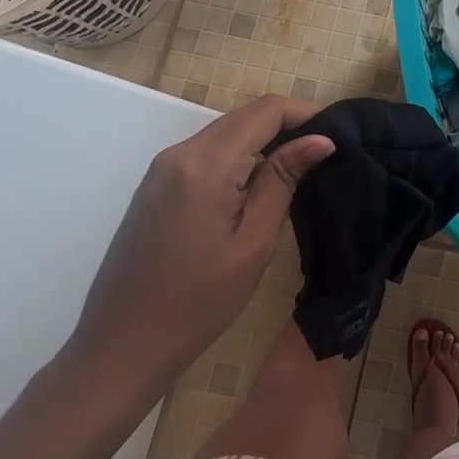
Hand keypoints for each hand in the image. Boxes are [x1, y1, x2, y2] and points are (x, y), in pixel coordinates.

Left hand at [66, 95, 333, 379]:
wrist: (121, 347)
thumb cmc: (197, 303)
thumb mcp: (252, 242)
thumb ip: (283, 181)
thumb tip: (320, 140)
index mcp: (205, 164)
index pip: (265, 111)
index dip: (306, 113)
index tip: (338, 136)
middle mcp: (179, 153)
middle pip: (244, 118)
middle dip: (287, 127)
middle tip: (324, 158)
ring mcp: (162, 170)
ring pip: (225, 135)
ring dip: (263, 145)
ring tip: (298, 176)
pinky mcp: (156, 188)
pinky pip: (207, 156)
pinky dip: (238, 161)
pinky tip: (257, 192)